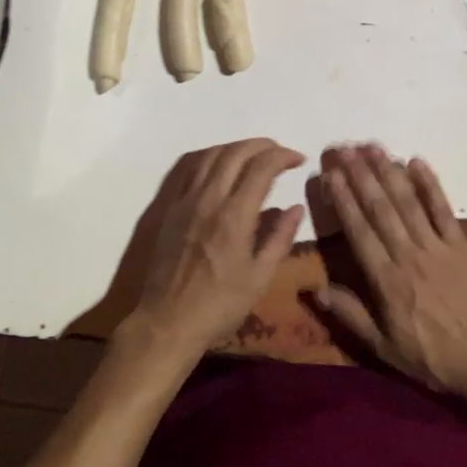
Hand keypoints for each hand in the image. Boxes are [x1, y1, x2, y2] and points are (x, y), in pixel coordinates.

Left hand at [132, 138, 306, 354]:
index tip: (298, 160)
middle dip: (262, 145)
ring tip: (253, 155)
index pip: (261, 168)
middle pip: (235, 153)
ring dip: (235, 147)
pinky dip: (208, 156)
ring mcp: (185, 200)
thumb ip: (280, 238)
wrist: (168, 321)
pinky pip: (188, 168)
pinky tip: (218, 164)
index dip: (283, 156)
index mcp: (234, 216)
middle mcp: (208, 199)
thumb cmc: (219, 306)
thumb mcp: (259, 278)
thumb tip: (296, 207)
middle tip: (279, 153)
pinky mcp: (169, 207)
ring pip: (210, 155)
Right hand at [314, 144, 466, 394]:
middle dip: (361, 176)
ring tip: (373, 147)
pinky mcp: (462, 246)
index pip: (359, 231)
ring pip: (408, 202)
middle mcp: (409, 256)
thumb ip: (349, 314)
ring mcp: (438, 248)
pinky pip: (444, 210)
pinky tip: (417, 162)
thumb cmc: (431, 357)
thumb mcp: (383, 347)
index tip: (330, 174)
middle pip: (381, 209)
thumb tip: (314, 288)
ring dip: (389, 172)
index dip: (343, 200)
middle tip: (345, 148)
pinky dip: (431, 185)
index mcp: (387, 281)